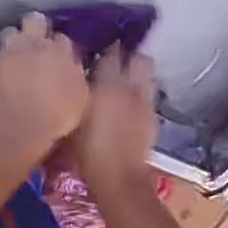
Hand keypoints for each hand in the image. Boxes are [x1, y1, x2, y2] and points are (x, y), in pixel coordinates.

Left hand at [0, 14, 89, 156]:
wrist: (21, 126)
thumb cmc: (57, 115)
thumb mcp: (80, 96)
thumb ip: (76, 74)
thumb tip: (72, 66)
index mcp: (61, 51)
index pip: (62, 37)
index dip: (59, 45)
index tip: (59, 54)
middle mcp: (36, 44)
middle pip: (34, 20)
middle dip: (36, 26)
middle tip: (36, 40)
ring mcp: (11, 51)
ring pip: (11, 31)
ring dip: (14, 38)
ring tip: (17, 52)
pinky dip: (2, 57)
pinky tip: (5, 68)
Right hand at [73, 49, 158, 194]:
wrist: (119, 179)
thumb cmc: (89, 151)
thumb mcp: (73, 121)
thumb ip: (78, 95)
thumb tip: (76, 81)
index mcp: (109, 84)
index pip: (112, 54)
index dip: (106, 49)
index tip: (98, 50)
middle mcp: (132, 88)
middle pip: (140, 58)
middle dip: (131, 56)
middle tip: (115, 62)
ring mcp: (146, 102)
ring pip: (149, 75)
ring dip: (140, 73)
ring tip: (125, 81)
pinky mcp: (153, 118)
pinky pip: (150, 95)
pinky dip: (142, 93)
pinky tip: (130, 104)